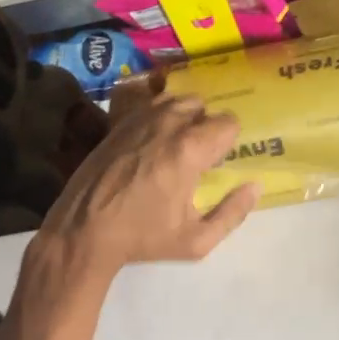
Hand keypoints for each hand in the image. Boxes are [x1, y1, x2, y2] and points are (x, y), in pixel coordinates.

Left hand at [36, 90, 259, 277]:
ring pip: (174, 98)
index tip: (216, 162)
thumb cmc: (143, 237)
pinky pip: (144, 98)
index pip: (228, 121)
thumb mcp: (196, 241)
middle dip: (204, 124)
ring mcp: (138, 118)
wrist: (84, 232)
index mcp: (190, 149)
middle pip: (201, 105)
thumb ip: (233, 213)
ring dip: (180, 115)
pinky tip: (149, 132)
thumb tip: (254, 187)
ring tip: (173, 142)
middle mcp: (167, 124)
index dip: (227, 141)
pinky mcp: (117, 121)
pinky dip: (153, 108)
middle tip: (196, 154)